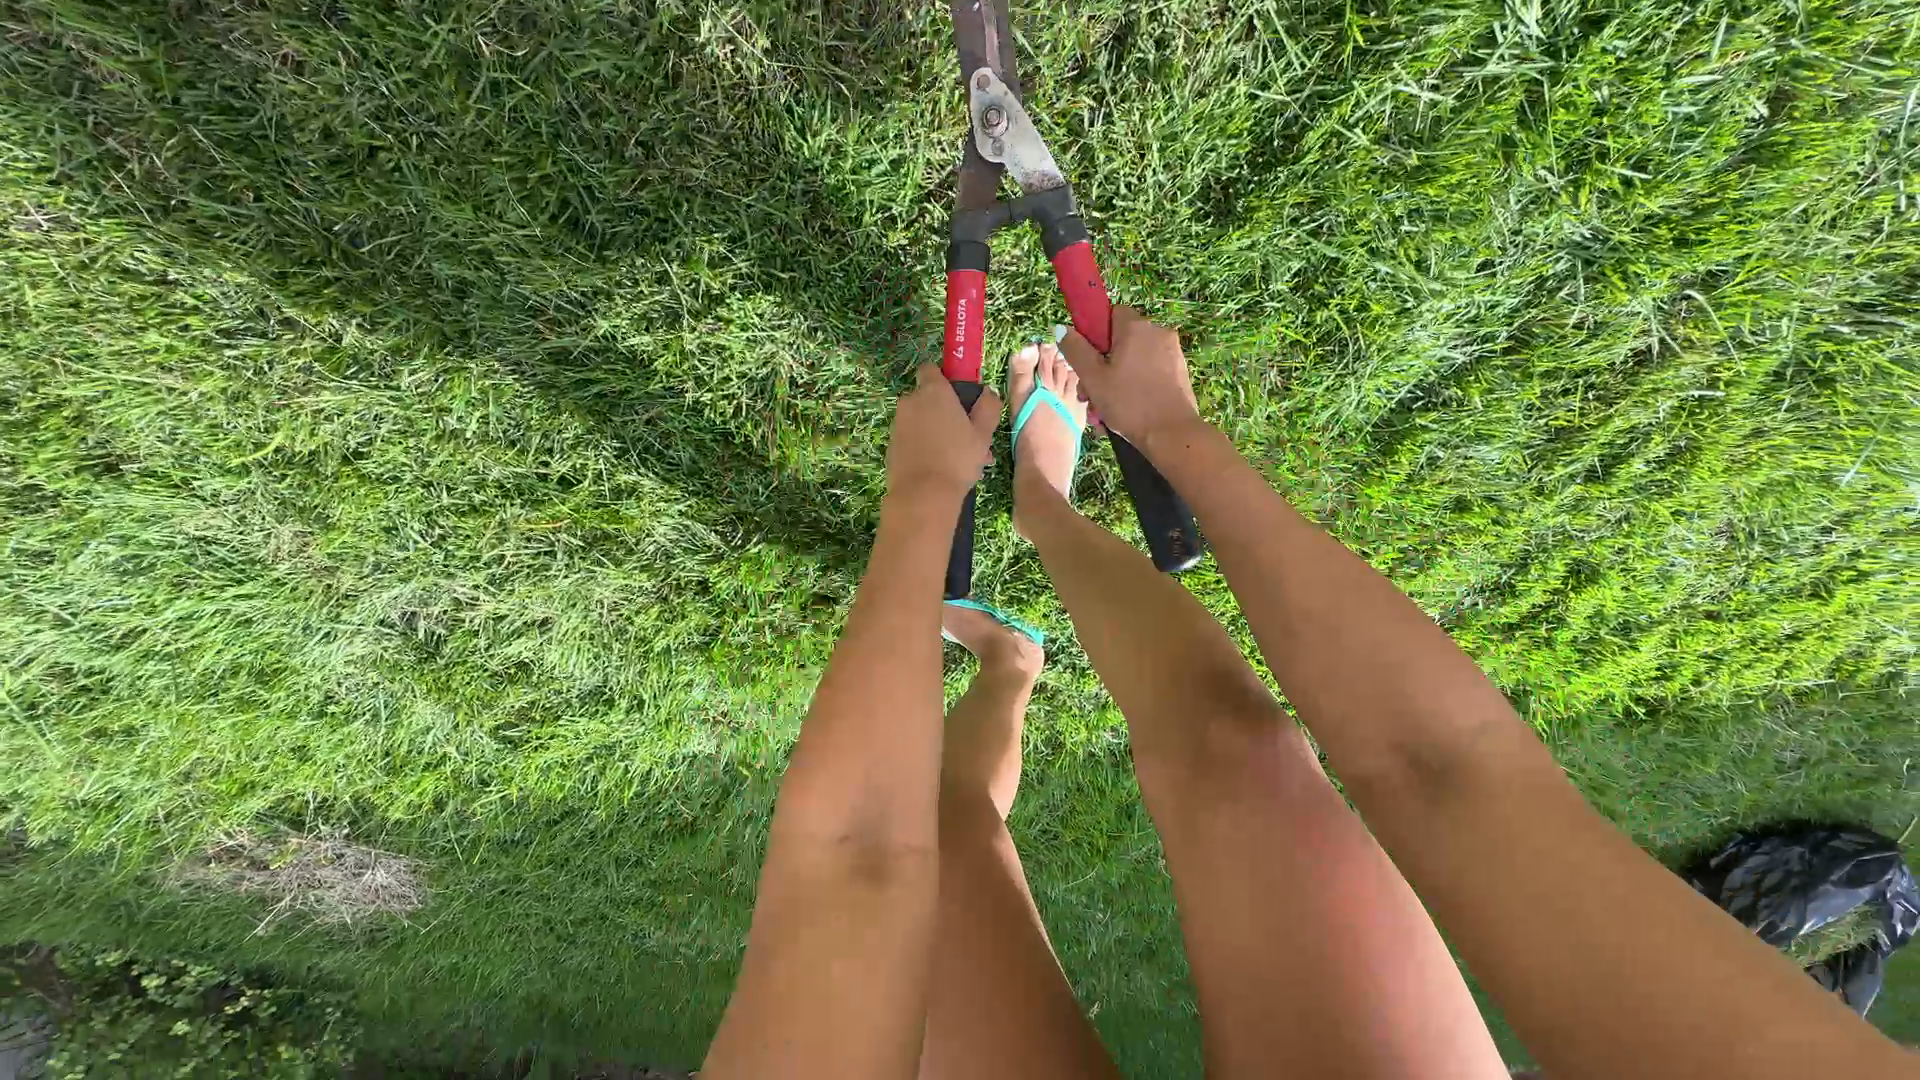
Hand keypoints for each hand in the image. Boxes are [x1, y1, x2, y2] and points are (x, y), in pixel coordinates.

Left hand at [884, 365, 1002, 499]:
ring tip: (959, 460)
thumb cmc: (958, 458)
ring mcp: (898, 424)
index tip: (958, 396)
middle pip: (927, 398)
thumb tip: (988, 392)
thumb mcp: (983, 433)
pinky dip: (923, 447)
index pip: (930, 369)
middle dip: (945, 412)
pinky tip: (941, 468)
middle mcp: (910, 401)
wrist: (923, 494)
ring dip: (937, 432)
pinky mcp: (891, 445)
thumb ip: (988, 407)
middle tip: (967, 437)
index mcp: (933, 391)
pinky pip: (911, 439)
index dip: (944, 378)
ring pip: (921, 421)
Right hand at [1058, 307, 1204, 449]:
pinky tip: (1125, 413)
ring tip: (1104, 412)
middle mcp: (1157, 332)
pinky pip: (1148, 374)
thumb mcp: (1092, 378)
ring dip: (1115, 382)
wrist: (1172, 433)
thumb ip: (1075, 350)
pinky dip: (1135, 388)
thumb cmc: (1128, 403)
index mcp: (1136, 327)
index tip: (1087, 360)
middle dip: (1101, 367)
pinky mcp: (1179, 373)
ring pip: (1133, 361)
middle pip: (1121, 341)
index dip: (1095, 335)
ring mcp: (1172, 353)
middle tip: (1089, 395)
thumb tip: (1062, 328)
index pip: (1110, 313)